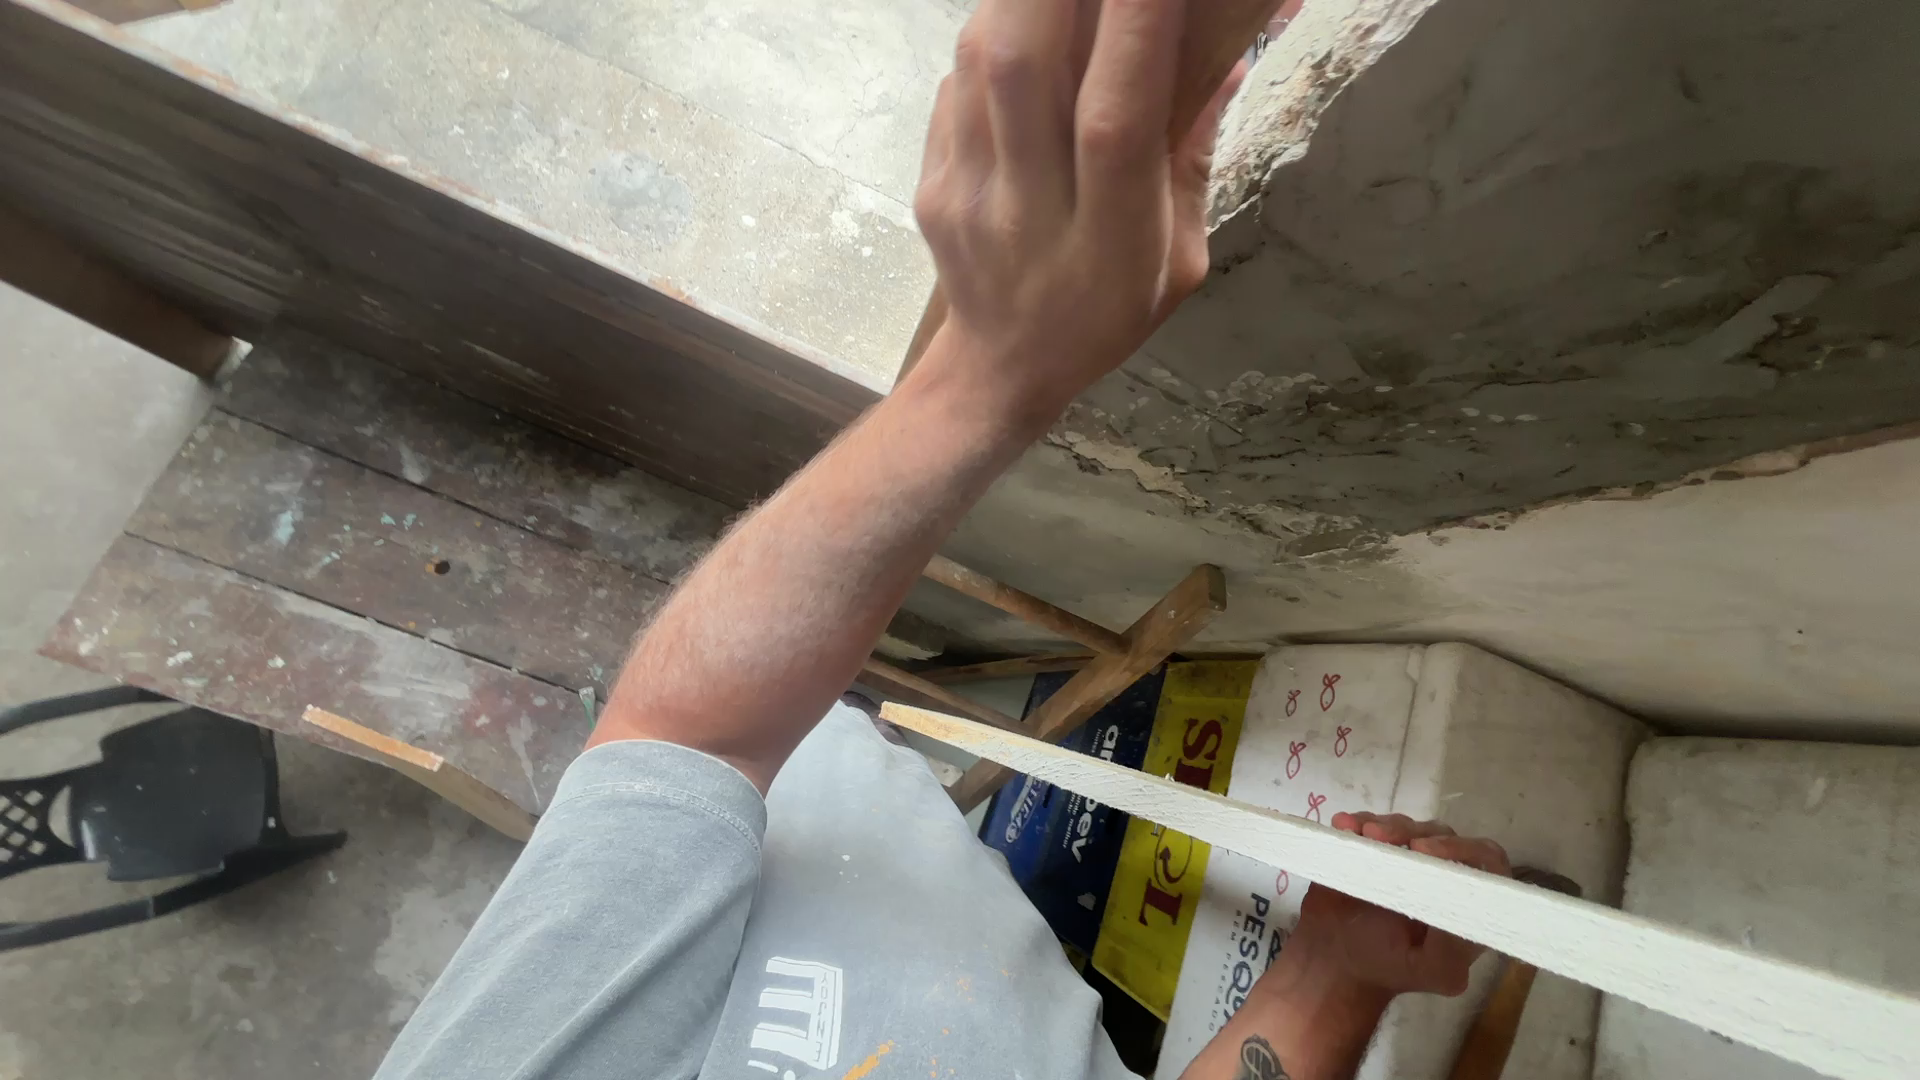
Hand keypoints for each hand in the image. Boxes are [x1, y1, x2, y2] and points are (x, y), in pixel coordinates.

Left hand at [910, 0, 1246, 425]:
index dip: (1136, 20)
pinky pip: (956, 86)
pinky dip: (991, 43)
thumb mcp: (1175, 267)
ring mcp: (965, 199)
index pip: (1113, 115)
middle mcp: (1024, 214)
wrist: (999, 369)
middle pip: (1022, 64)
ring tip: (1064, 1)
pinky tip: (1022, 51)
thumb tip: (1226, 58)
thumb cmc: (1102, 321)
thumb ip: (1195, 166)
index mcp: (1104, 244)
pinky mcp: (930, 188)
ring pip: (980, 59)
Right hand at [1286, 813, 1511, 997]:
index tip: (1423, 849)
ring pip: (1403, 824)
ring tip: (1358, 832)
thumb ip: (1453, 947)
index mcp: (1462, 902)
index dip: (1462, 848)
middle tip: (1380, 836)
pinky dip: (1355, 819)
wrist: (1332, 959)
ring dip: (1381, 822)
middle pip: (1439, 834)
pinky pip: (1366, 822)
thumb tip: (1458, 908)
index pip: (1484, 861)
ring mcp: (1399, 858)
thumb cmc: (1386, 967)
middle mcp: (1436, 875)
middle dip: (1410, 830)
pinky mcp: (1367, 848)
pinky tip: (1342, 825)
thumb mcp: (1431, 971)